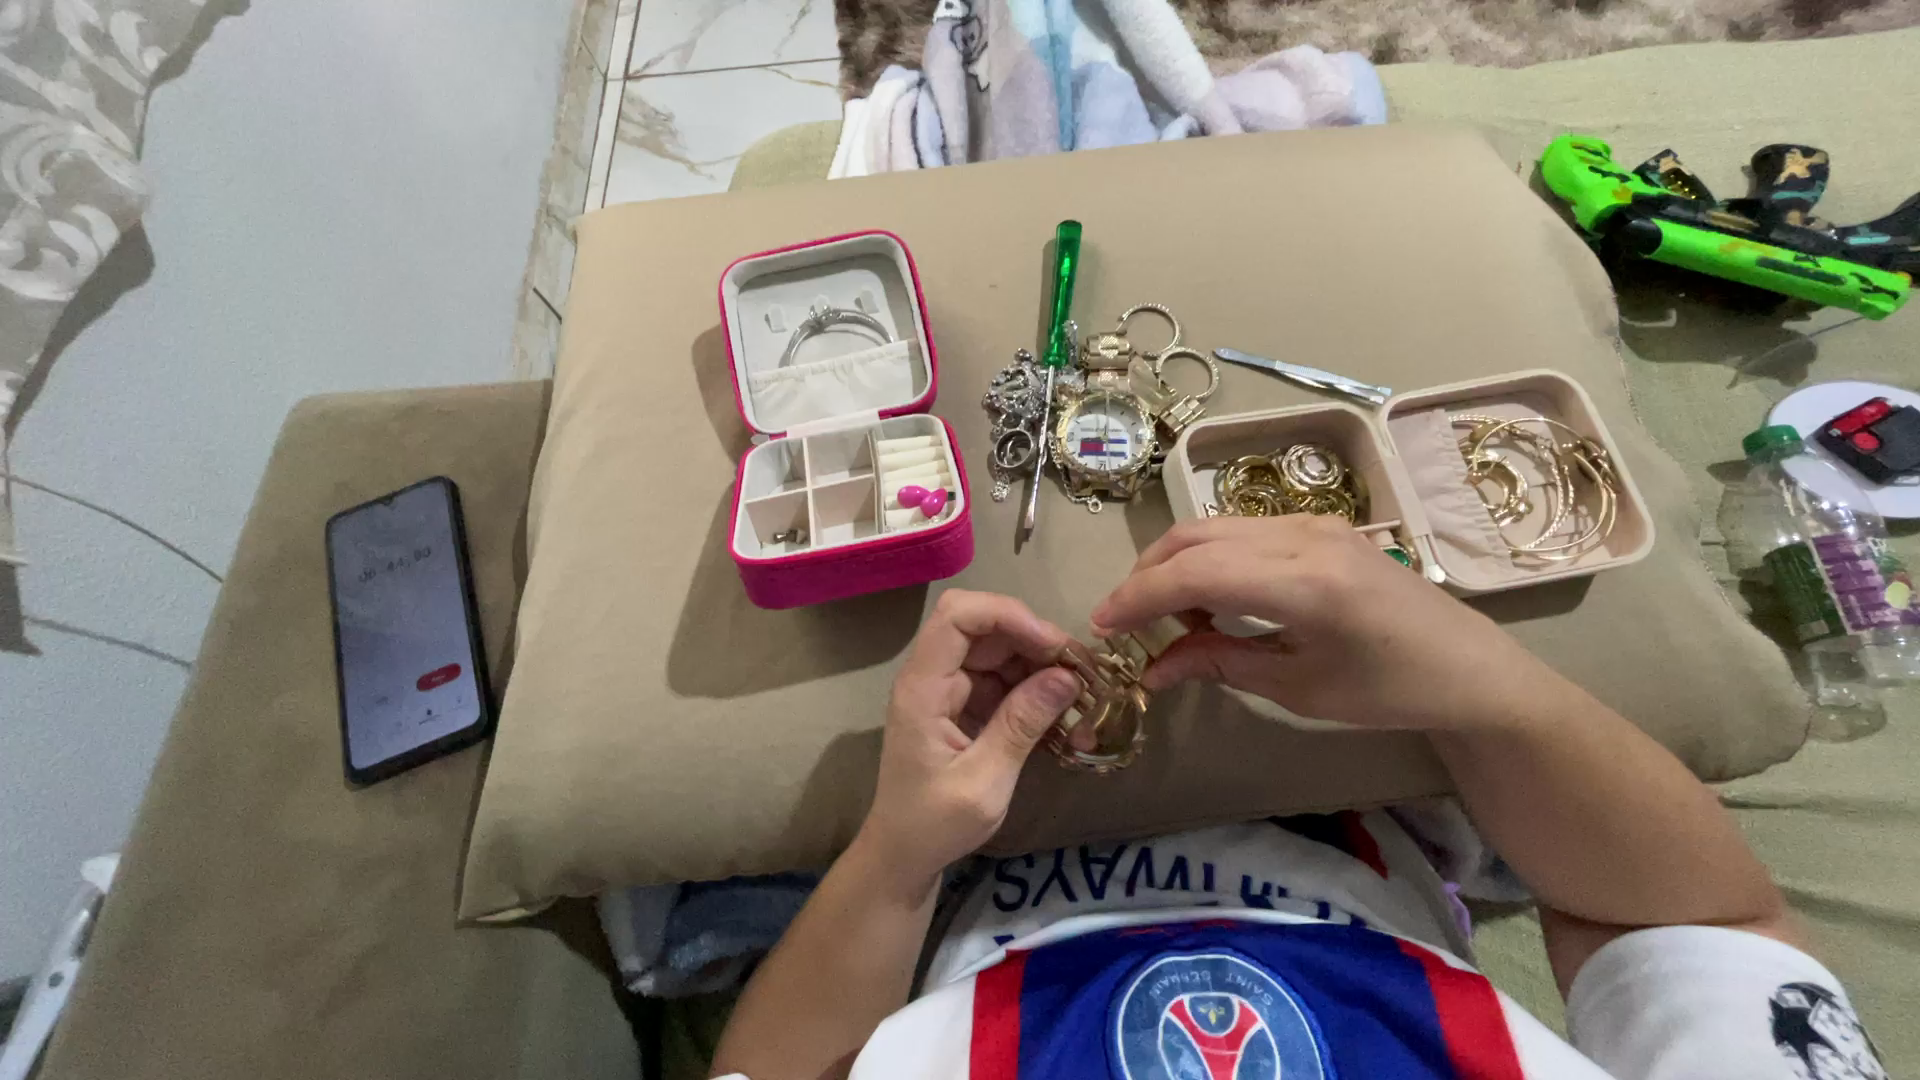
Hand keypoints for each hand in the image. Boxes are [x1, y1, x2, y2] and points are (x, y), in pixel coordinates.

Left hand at [854, 590, 1080, 898]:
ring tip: (1080, 697)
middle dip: (1035, 640)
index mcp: (923, 688)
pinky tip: (1063, 714)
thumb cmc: (934, 824)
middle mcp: (932, 676)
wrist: (903, 853)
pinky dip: (1034, 688)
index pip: (957, 615)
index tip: (1052, 645)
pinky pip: (1003, 676)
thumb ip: (1022, 726)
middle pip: (984, 626)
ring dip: (1041, 665)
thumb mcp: (984, 783)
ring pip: (999, 649)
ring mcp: (948, 687)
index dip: (1007, 615)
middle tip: (1081, 672)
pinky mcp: (964, 702)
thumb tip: (1067, 677)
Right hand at [1090, 516, 1569, 731]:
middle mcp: (1303, 536)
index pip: (1194, 575)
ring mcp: (1311, 522)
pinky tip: (1208, 598)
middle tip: (1123, 622)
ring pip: (1210, 527)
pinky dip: (1205, 558)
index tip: (1101, 627)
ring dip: (1172, 565)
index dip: (1138, 597)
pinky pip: (1237, 530)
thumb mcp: (1297, 688)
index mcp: (1306, 583)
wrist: (1473, 669)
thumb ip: (1217, 665)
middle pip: (1192, 538)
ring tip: (1164, 617)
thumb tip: (1149, 670)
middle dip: (1145, 577)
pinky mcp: (1315, 524)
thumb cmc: (1390, 691)